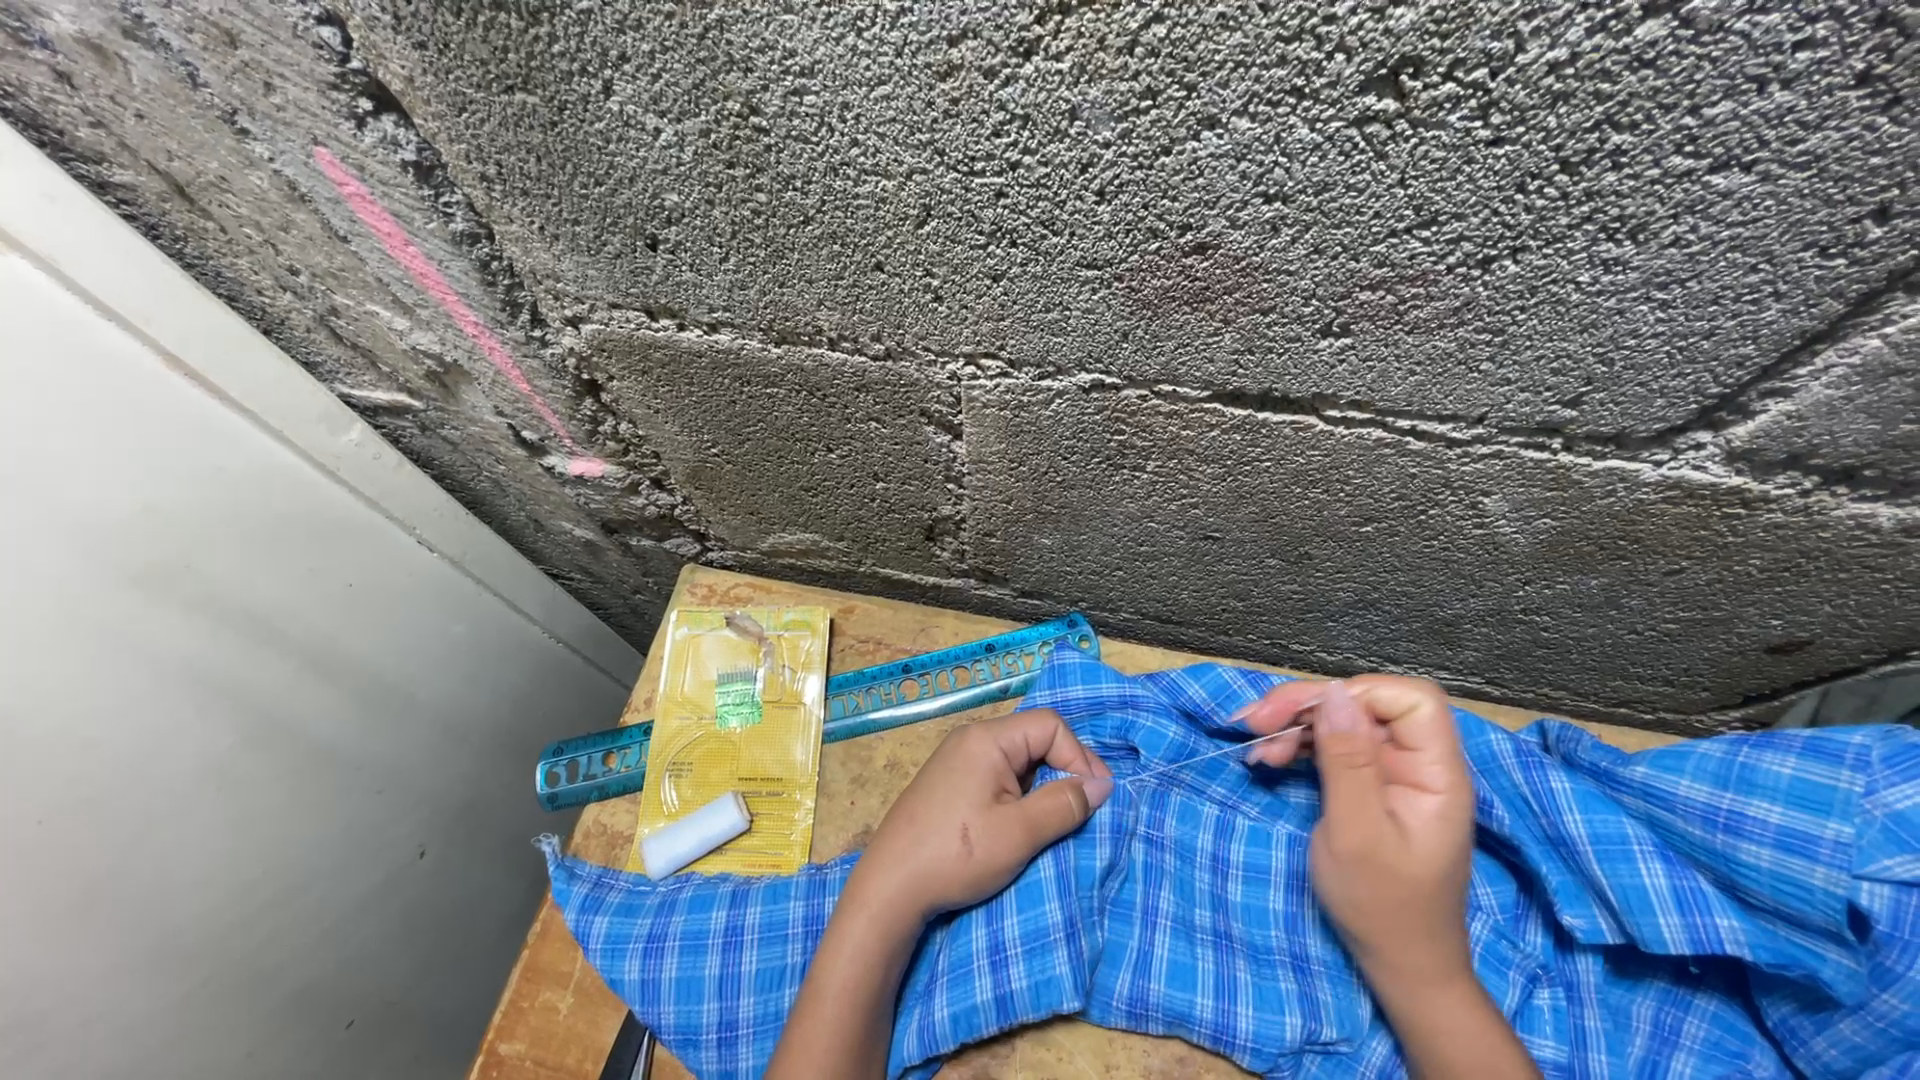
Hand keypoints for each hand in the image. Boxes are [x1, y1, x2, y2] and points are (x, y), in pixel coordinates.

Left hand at [849, 708, 1113, 921]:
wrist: (889, 888)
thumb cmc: (957, 855)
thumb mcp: (1020, 833)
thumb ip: (1064, 804)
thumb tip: (1103, 784)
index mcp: (986, 738)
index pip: (1050, 726)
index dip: (1080, 756)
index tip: (1096, 797)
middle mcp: (971, 739)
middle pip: (1034, 739)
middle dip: (1064, 770)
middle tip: (1082, 811)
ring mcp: (957, 761)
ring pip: (1018, 760)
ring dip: (1042, 786)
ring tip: (1055, 822)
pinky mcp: (950, 784)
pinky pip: (998, 776)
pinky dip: (1019, 795)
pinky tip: (1023, 825)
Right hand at [1238, 677, 1475, 988]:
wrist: (1396, 961)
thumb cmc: (1382, 904)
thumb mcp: (1356, 833)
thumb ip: (1347, 761)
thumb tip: (1335, 693)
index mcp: (1435, 773)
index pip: (1410, 700)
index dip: (1356, 693)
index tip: (1304, 714)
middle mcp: (1417, 764)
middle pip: (1366, 704)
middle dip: (1308, 705)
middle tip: (1253, 720)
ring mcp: (1392, 775)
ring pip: (1343, 722)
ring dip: (1295, 725)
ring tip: (1255, 746)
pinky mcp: (1368, 786)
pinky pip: (1332, 747)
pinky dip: (1298, 746)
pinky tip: (1268, 758)